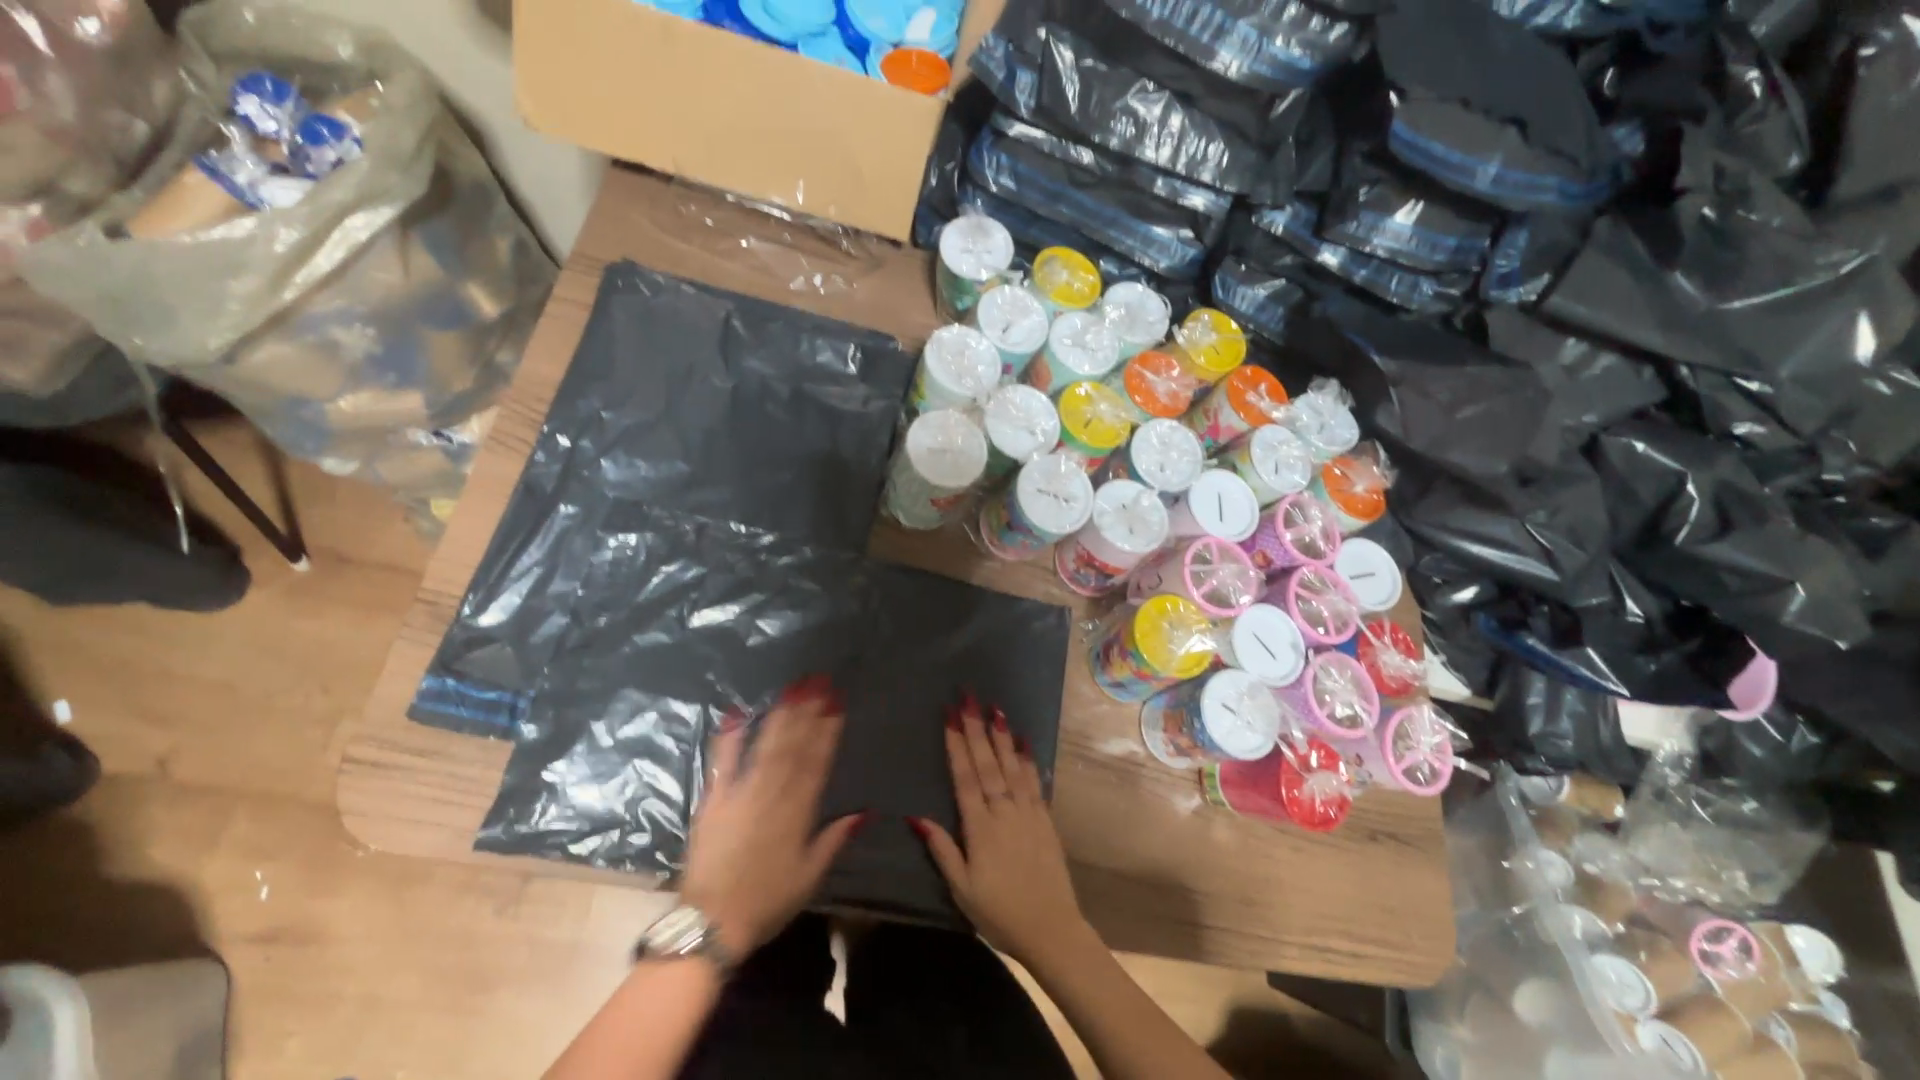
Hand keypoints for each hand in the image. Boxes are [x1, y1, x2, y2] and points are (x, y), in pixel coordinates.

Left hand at [681, 675, 865, 957]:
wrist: (711, 921)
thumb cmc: (766, 902)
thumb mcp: (809, 876)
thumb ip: (833, 839)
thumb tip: (862, 811)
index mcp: (799, 813)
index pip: (817, 763)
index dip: (828, 731)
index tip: (836, 703)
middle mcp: (772, 795)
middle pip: (793, 746)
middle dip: (807, 712)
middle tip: (817, 682)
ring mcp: (740, 793)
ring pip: (765, 746)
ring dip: (780, 715)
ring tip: (792, 689)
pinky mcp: (713, 799)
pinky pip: (721, 761)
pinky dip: (729, 736)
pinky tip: (737, 712)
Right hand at [909, 694, 1091, 967]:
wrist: (1051, 929)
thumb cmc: (999, 913)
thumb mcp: (961, 888)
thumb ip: (942, 849)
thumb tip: (916, 815)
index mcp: (980, 828)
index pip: (965, 778)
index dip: (957, 745)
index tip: (950, 716)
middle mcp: (1004, 812)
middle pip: (988, 764)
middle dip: (977, 729)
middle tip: (970, 698)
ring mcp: (1028, 814)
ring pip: (1012, 767)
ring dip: (1002, 737)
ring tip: (996, 709)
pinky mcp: (1046, 821)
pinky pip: (1035, 783)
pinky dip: (1028, 760)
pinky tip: (1024, 742)